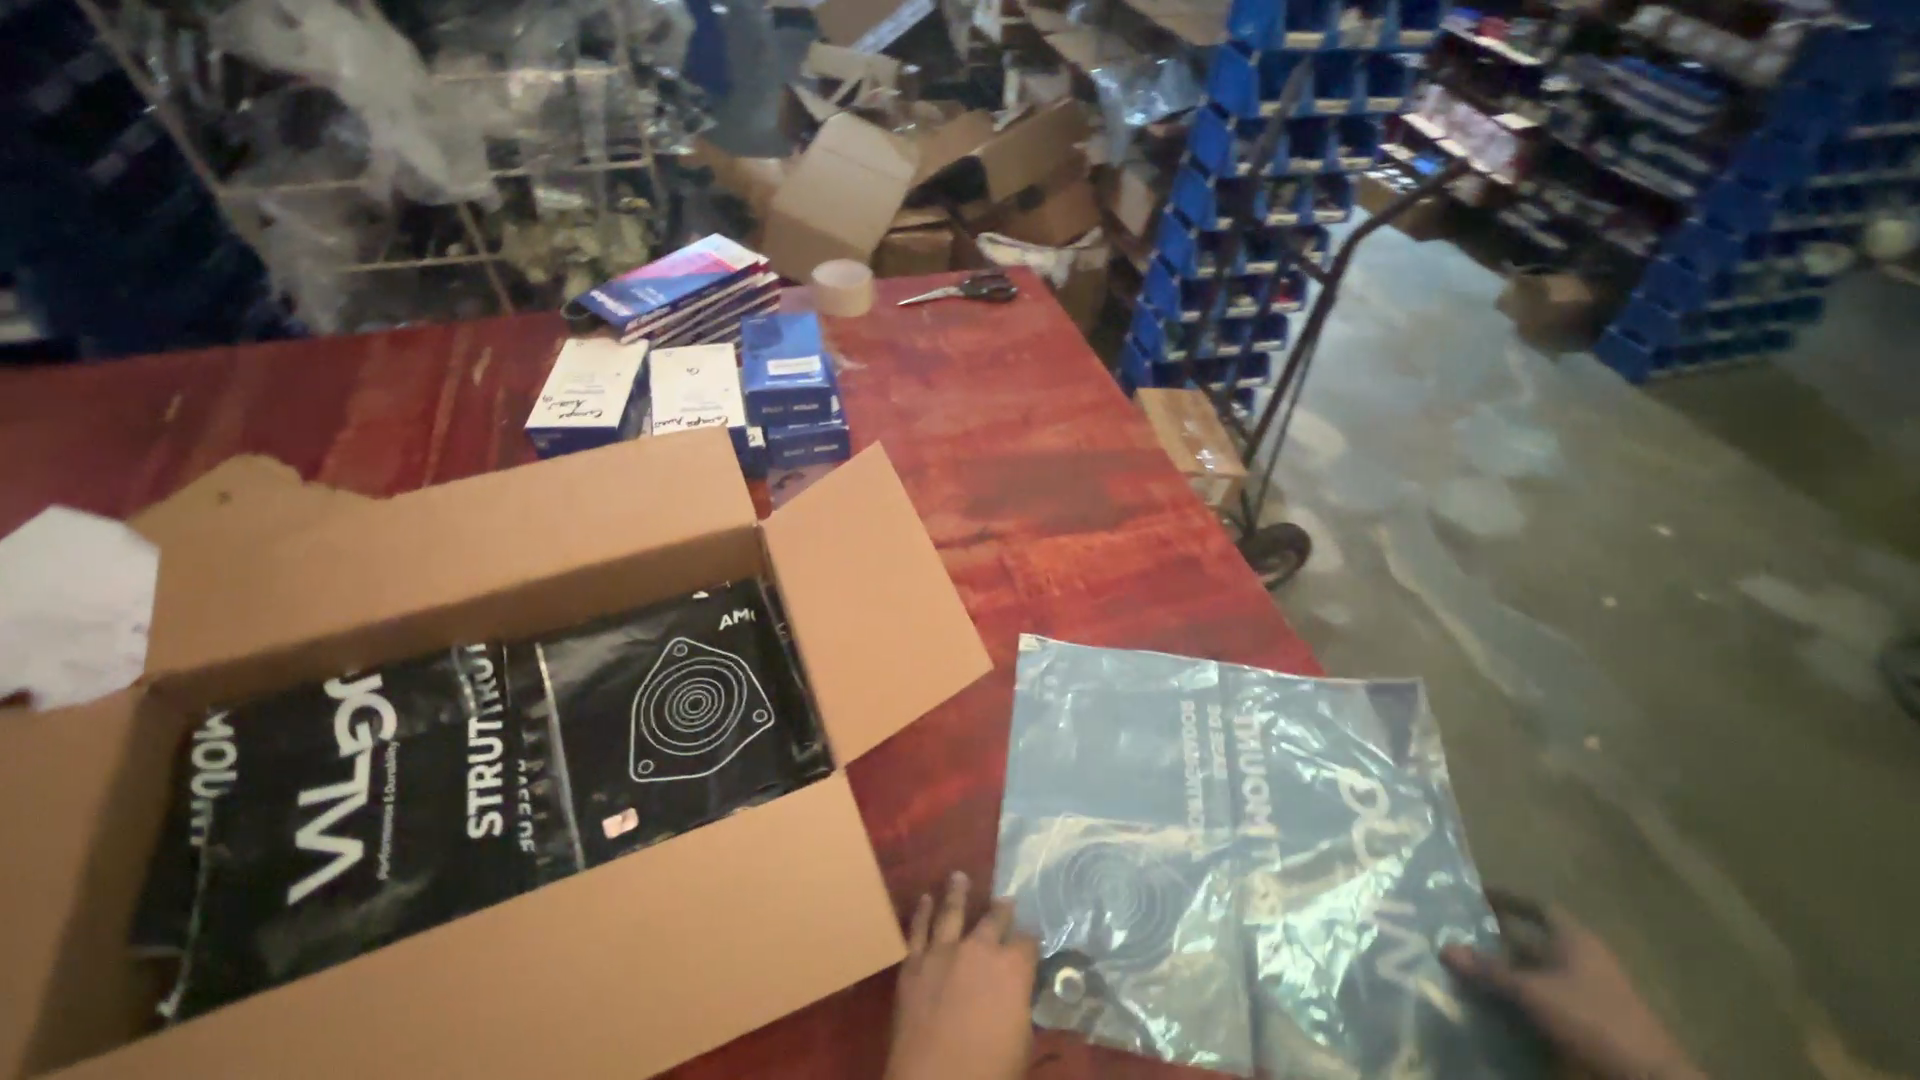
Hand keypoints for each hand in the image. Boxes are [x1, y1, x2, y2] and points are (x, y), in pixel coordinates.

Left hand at [884, 871, 1039, 1079]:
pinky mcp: (913, 964)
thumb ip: (1019, 1007)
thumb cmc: (990, 1069)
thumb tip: (1017, 996)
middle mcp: (979, 949)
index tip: (1032, 940)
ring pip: (952, 912)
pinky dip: (922, 912)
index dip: (1031, 941)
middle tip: (1005, 900)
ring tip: (959, 876)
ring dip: (957, 892)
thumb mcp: (1022, 1040)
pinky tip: (926, 899)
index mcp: (1013, 967)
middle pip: (993, 919)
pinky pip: (917, 931)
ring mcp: (943, 952)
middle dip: (1001, 910)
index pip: (1028, 942)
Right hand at [1441, 902, 1705, 1079]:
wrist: (1646, 1078)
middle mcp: (1582, 959)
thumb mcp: (1533, 993)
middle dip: (1498, 938)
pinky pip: (1545, 998)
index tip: (1477, 895)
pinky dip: (1520, 997)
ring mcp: (1588, 991)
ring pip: (1537, 972)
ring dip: (1507, 971)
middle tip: (1458, 934)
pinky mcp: (1588, 1019)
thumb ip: (1490, 971)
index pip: (1538, 907)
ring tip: (1468, 970)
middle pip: (1534, 940)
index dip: (1509, 899)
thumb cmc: (1591, 1019)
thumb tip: (1444, 948)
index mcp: (1575, 940)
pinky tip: (1495, 1004)